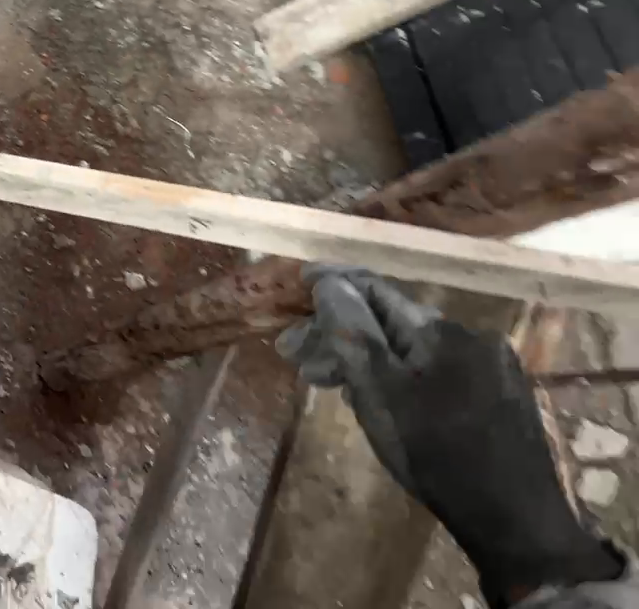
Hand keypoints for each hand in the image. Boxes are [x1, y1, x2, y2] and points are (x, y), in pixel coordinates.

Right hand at [276, 267, 620, 607]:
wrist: (512, 520)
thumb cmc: (431, 446)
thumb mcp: (376, 386)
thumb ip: (351, 327)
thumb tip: (329, 282)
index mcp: (441, 331)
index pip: (374, 287)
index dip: (330, 282)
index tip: (294, 283)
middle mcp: (470, 339)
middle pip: (386, 318)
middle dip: (335, 331)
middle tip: (291, 354)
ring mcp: (487, 368)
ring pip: (404, 345)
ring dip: (357, 355)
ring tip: (321, 380)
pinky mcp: (494, 395)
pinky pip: (426, 367)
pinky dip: (389, 373)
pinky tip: (366, 394)